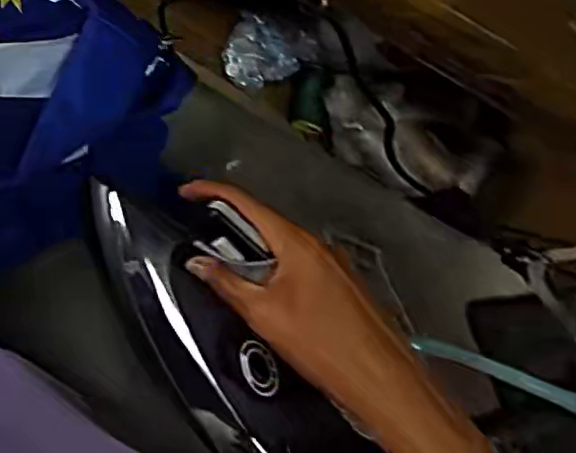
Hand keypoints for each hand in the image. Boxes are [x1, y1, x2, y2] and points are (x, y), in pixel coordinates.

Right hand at [180, 180, 486, 452]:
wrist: (387, 385)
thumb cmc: (328, 348)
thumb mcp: (264, 315)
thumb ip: (227, 283)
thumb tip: (199, 263)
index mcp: (294, 242)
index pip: (244, 201)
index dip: (210, 190)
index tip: (188, 191)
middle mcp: (316, 244)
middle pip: (264, 220)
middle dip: (231, 226)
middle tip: (207, 237)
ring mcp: (333, 263)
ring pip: (283, 243)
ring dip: (256, 251)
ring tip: (240, 276)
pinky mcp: (343, 284)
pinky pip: (301, 262)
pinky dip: (278, 267)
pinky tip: (276, 298)